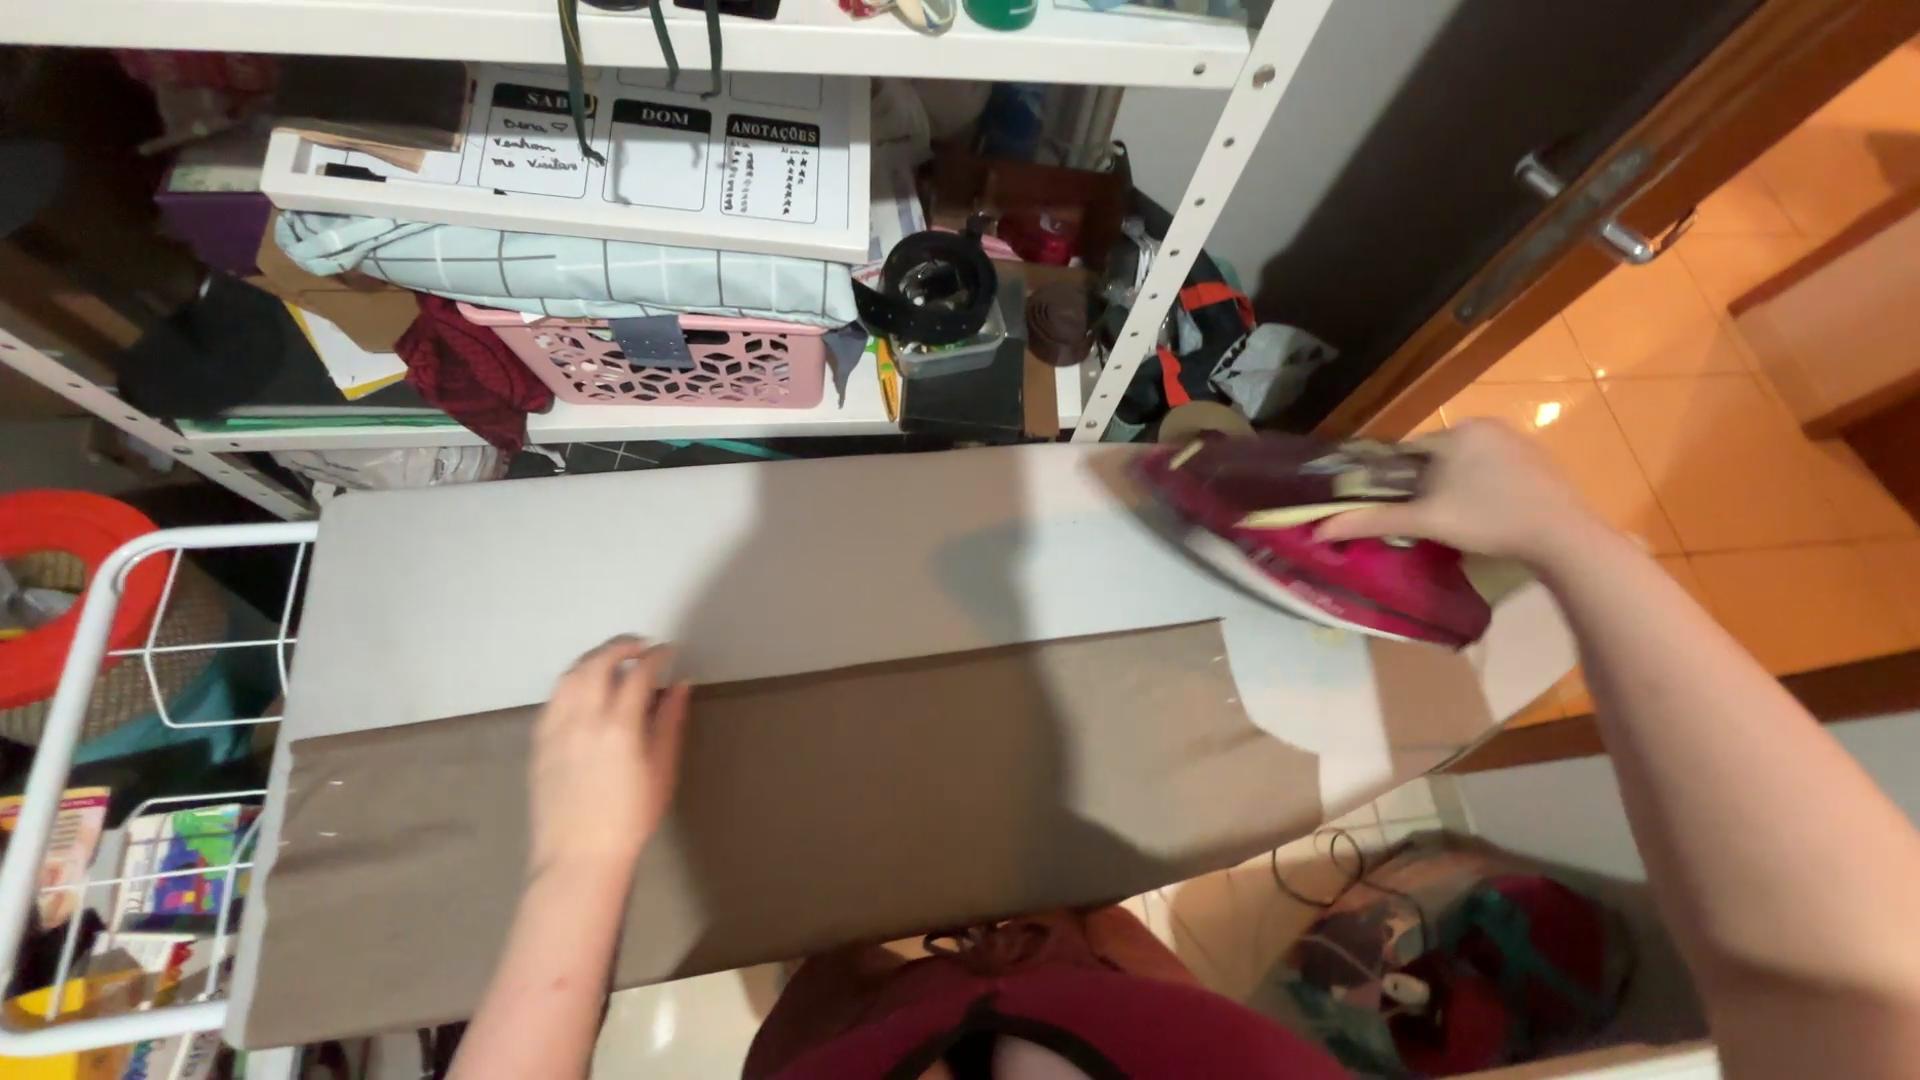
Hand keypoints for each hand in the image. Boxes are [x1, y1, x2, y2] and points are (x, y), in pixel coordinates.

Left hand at [528, 636, 691, 878]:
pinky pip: (554, 698)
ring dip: (593, 659)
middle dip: (621, 646)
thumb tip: (681, 684)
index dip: (657, 656)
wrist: (579, 858)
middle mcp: (583, 720)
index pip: (639, 673)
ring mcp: (555, 730)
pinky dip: (572, 682)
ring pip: (570, 675)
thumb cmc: (631, 817)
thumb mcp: (662, 769)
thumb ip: (669, 721)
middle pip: (598, 663)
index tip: (670, 651)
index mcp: (619, 727)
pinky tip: (585, 689)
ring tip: (613, 660)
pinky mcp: (539, 743)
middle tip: (641, 645)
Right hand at [1315, 418, 1608, 567]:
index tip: (1399, 506)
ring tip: (1458, 518)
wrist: (1561, 536)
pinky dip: (1484, 485)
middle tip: (1428, 517)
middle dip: (1428, 483)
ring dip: (1455, 485)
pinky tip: (1488, 512)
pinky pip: (1493, 467)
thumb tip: (1319, 528)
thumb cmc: (1486, 520)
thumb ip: (1372, 521)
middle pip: (1436, 456)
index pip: (1408, 453)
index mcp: (1455, 433)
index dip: (1398, 481)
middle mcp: (1486, 425)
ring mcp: (1517, 439)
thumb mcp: (1424, 521)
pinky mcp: (1538, 457)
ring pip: (1465, 462)